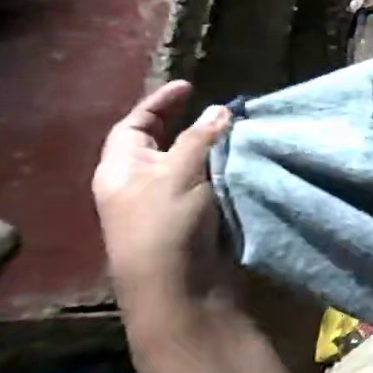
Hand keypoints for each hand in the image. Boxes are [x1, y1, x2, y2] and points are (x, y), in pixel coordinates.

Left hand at [92, 80, 234, 315]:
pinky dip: (231, 174)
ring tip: (246, 136)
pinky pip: (215, 188)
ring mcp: (171, 205)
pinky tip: (251, 167)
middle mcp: (143, 184)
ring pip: (196, 167)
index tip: (190, 85)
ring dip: (220, 152)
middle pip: (168, 144)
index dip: (160, 103)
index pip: (136, 125)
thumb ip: (201, 138)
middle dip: (196, 127)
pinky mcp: (199, 222)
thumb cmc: (165, 225)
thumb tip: (221, 110)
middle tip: (227, 112)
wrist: (179, 287)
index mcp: (122, 169)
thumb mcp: (179, 173)